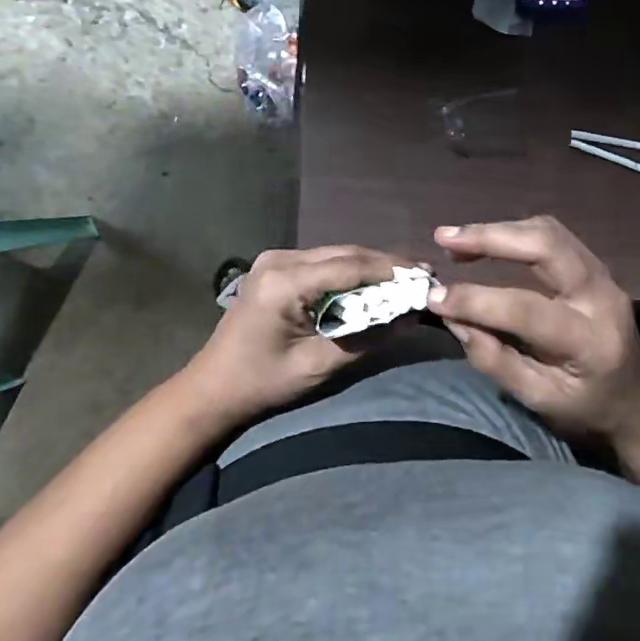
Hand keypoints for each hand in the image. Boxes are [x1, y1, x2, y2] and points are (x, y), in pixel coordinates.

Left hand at [182, 245, 408, 419]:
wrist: (214, 386)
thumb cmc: (263, 382)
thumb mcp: (318, 365)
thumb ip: (366, 337)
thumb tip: (410, 317)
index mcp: (284, 282)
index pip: (349, 266)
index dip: (390, 270)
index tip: (425, 276)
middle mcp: (279, 259)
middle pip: (344, 254)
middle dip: (385, 265)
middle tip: (423, 275)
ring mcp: (274, 259)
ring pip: (335, 254)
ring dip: (369, 266)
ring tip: (405, 278)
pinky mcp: (275, 266)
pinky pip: (321, 262)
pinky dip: (349, 272)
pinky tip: (371, 282)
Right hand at [427, 216, 639, 448]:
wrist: (637, 397)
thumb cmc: (586, 405)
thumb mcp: (539, 401)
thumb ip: (496, 361)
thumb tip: (453, 319)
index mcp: (590, 342)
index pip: (526, 310)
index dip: (476, 300)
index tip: (434, 298)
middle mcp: (601, 298)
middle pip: (547, 245)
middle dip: (491, 237)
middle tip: (444, 239)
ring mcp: (603, 276)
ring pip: (549, 232)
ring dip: (499, 230)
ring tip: (458, 241)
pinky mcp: (595, 265)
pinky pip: (553, 235)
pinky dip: (514, 233)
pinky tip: (487, 242)